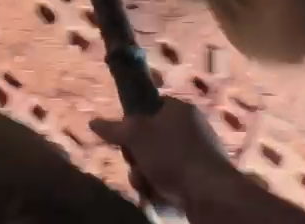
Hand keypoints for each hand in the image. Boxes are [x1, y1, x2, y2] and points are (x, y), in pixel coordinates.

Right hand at [89, 99, 238, 206]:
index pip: (153, 106)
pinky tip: (158, 198)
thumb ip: (113, 128)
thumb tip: (93, 122)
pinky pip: (175, 184)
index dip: (135, 120)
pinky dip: (164, 192)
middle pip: (152, 140)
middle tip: (133, 164)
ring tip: (144, 185)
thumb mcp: (135, 135)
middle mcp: (193, 132)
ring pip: (161, 165)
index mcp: (181, 111)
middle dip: (137, 156)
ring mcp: (200, 160)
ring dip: (146, 177)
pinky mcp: (204, 185)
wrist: (212, 196)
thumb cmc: (172, 154)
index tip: (126, 136)